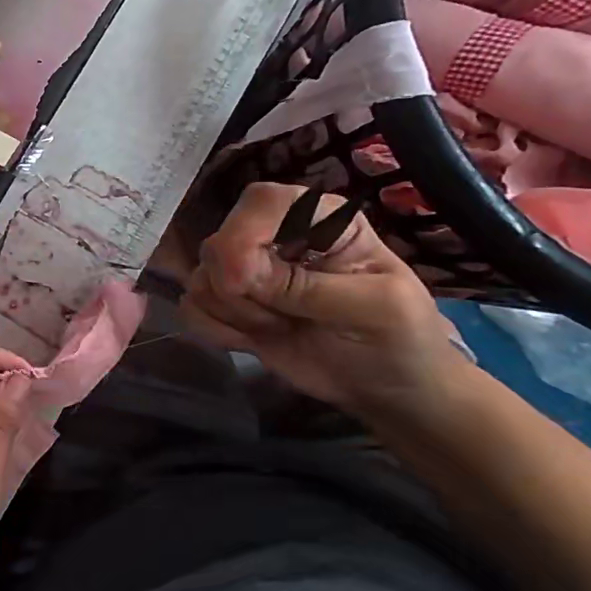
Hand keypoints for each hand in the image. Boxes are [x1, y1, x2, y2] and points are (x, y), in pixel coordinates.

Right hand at [177, 182, 473, 417]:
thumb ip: (308, 287)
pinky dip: (215, 330)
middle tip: (284, 317)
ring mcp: (244, 269)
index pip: (261, 202)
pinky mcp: (225, 302)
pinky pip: (190, 307)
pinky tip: (250, 340)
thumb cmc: (399, 339)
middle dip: (240, 290)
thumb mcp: (376, 308)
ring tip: (278, 328)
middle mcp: (273, 236)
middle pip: (219, 242)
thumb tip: (238, 274)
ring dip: (233, 314)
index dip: (242, 235)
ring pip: (200, 278)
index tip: (246, 282)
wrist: (387, 389)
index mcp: (319, 219)